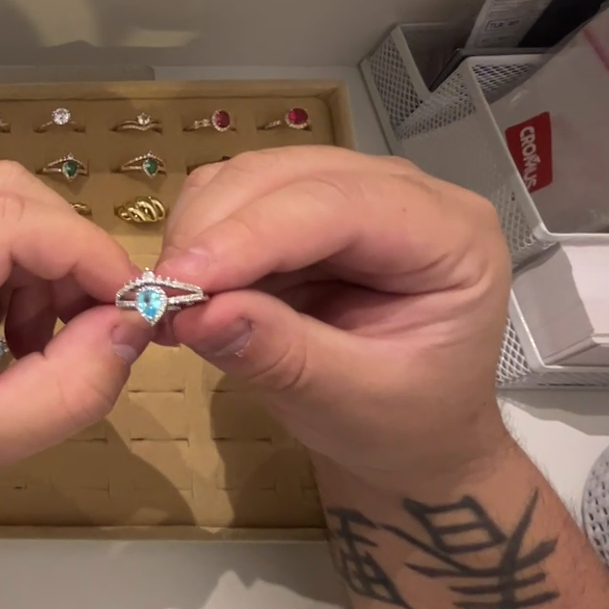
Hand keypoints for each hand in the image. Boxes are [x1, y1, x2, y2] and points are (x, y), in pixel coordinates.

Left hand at [0, 162, 152, 543]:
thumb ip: (71, 387)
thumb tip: (134, 321)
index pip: (6, 220)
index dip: (84, 250)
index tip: (133, 302)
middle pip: (3, 192)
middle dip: (66, 249)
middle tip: (89, 321)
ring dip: (38, 258)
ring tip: (35, 338)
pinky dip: (10, 264)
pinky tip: (2, 327)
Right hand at [152, 147, 511, 489]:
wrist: (399, 433)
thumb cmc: (396, 421)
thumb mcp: (350, 403)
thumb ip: (279, 355)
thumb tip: (194, 316)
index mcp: (446, 235)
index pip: (337, 206)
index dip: (250, 235)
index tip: (178, 282)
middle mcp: (397, 192)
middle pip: (280, 176)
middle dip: (210, 229)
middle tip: (161, 297)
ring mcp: (338, 191)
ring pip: (241, 177)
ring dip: (193, 231)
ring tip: (176, 300)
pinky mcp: (290, 206)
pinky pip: (222, 196)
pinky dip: (191, 236)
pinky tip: (190, 287)